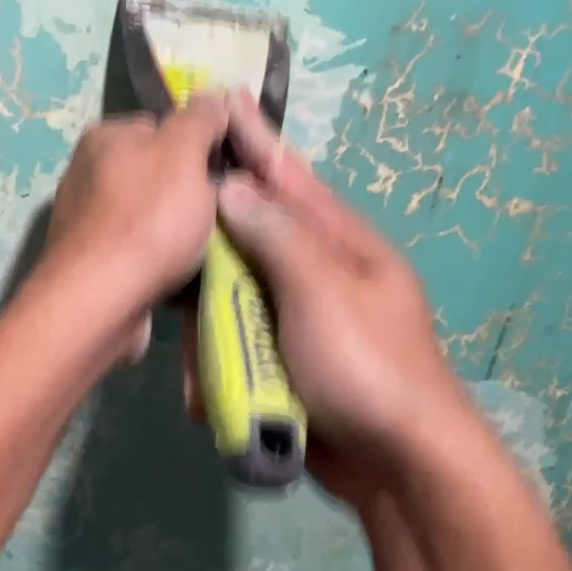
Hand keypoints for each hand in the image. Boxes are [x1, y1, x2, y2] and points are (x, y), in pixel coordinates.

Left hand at [42, 94, 229, 358]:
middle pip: (157, 173)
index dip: (199, 146)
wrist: (100, 301)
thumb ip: (200, 118)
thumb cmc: (146, 220)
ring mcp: (84, 221)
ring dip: (178, 231)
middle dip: (190, 192)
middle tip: (221, 212)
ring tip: (204, 248)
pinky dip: (158, 262)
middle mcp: (85, 173)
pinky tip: (178, 275)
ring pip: (150, 216)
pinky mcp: (90, 264)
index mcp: (103, 137)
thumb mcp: (184, 152)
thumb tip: (211, 97)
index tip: (225, 171)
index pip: (163, 127)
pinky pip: (138, 253)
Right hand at [208, 91, 477, 502]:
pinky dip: (220, 361)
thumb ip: (276, 236)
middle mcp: (322, 273)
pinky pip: (242, 344)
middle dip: (212, 244)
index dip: (253, 143)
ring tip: (184, 336)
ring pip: (238, 297)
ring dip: (211, 323)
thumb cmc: (366, 365)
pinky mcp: (288, 361)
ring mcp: (304, 321)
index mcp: (343, 243)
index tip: (221, 105)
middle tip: (169, 232)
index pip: (289, 179)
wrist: (402, 465)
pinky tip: (203, 386)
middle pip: (252, 239)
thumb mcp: (321, 291)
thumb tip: (233, 187)